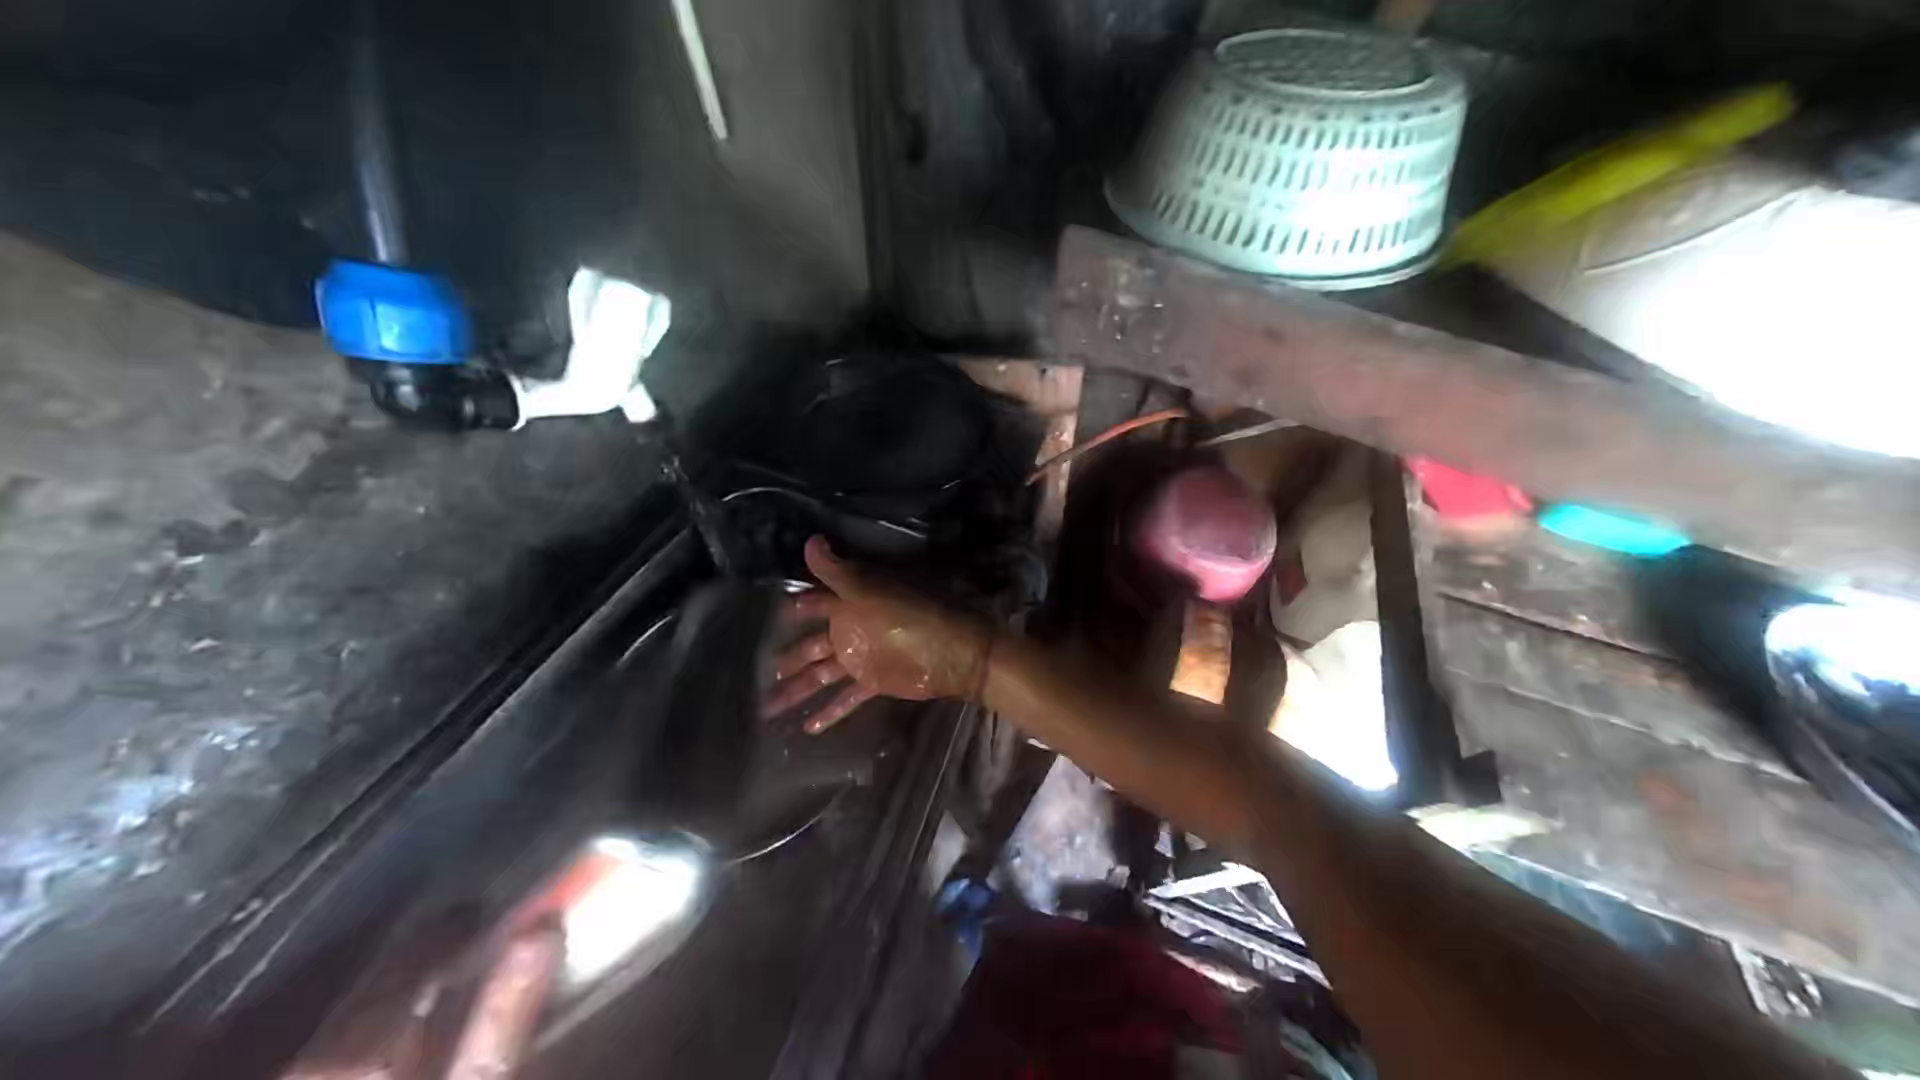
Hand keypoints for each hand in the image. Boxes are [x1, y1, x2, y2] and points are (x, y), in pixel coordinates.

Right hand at [764, 537, 994, 732]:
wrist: (955, 651)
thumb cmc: (912, 615)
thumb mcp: (869, 591)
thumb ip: (837, 572)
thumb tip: (810, 540)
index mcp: (851, 604)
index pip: (816, 602)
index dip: (797, 607)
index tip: (772, 612)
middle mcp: (853, 630)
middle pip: (812, 645)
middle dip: (788, 658)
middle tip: (760, 670)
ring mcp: (862, 658)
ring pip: (821, 675)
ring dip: (798, 690)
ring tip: (767, 707)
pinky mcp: (874, 682)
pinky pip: (847, 699)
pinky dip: (830, 712)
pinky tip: (808, 728)